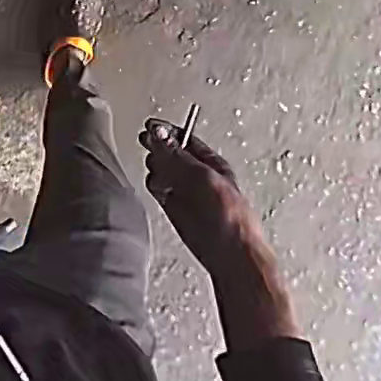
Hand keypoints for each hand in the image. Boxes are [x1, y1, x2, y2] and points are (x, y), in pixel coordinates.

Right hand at [140, 131, 299, 347]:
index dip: (165, 131)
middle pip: (167, 151)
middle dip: (158, 148)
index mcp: (210, 162)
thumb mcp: (203, 177)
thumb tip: (158, 134)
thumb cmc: (231, 218)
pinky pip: (156, 187)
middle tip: (149, 145)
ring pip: (159, 168)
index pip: (182, 138)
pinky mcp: (173, 206)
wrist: (229, 254)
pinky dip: (154, 184)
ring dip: (156, 167)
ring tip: (162, 174)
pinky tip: (159, 187)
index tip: (150, 127)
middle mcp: (196, 174)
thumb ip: (177, 155)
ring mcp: (184, 190)